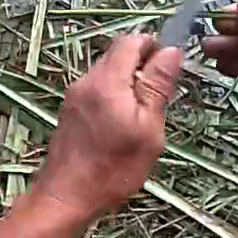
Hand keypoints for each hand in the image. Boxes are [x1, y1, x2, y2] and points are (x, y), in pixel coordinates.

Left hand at [31, 33, 182, 218]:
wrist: (66, 197)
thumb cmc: (113, 168)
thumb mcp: (148, 129)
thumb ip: (157, 87)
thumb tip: (171, 50)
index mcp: (107, 80)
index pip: (131, 40)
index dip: (154, 46)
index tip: (168, 70)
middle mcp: (86, 81)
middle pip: (118, 55)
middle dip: (141, 68)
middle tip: (157, 101)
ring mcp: (74, 96)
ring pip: (108, 74)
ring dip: (128, 85)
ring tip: (139, 120)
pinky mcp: (69, 112)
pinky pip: (97, 92)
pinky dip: (113, 99)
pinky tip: (119, 128)